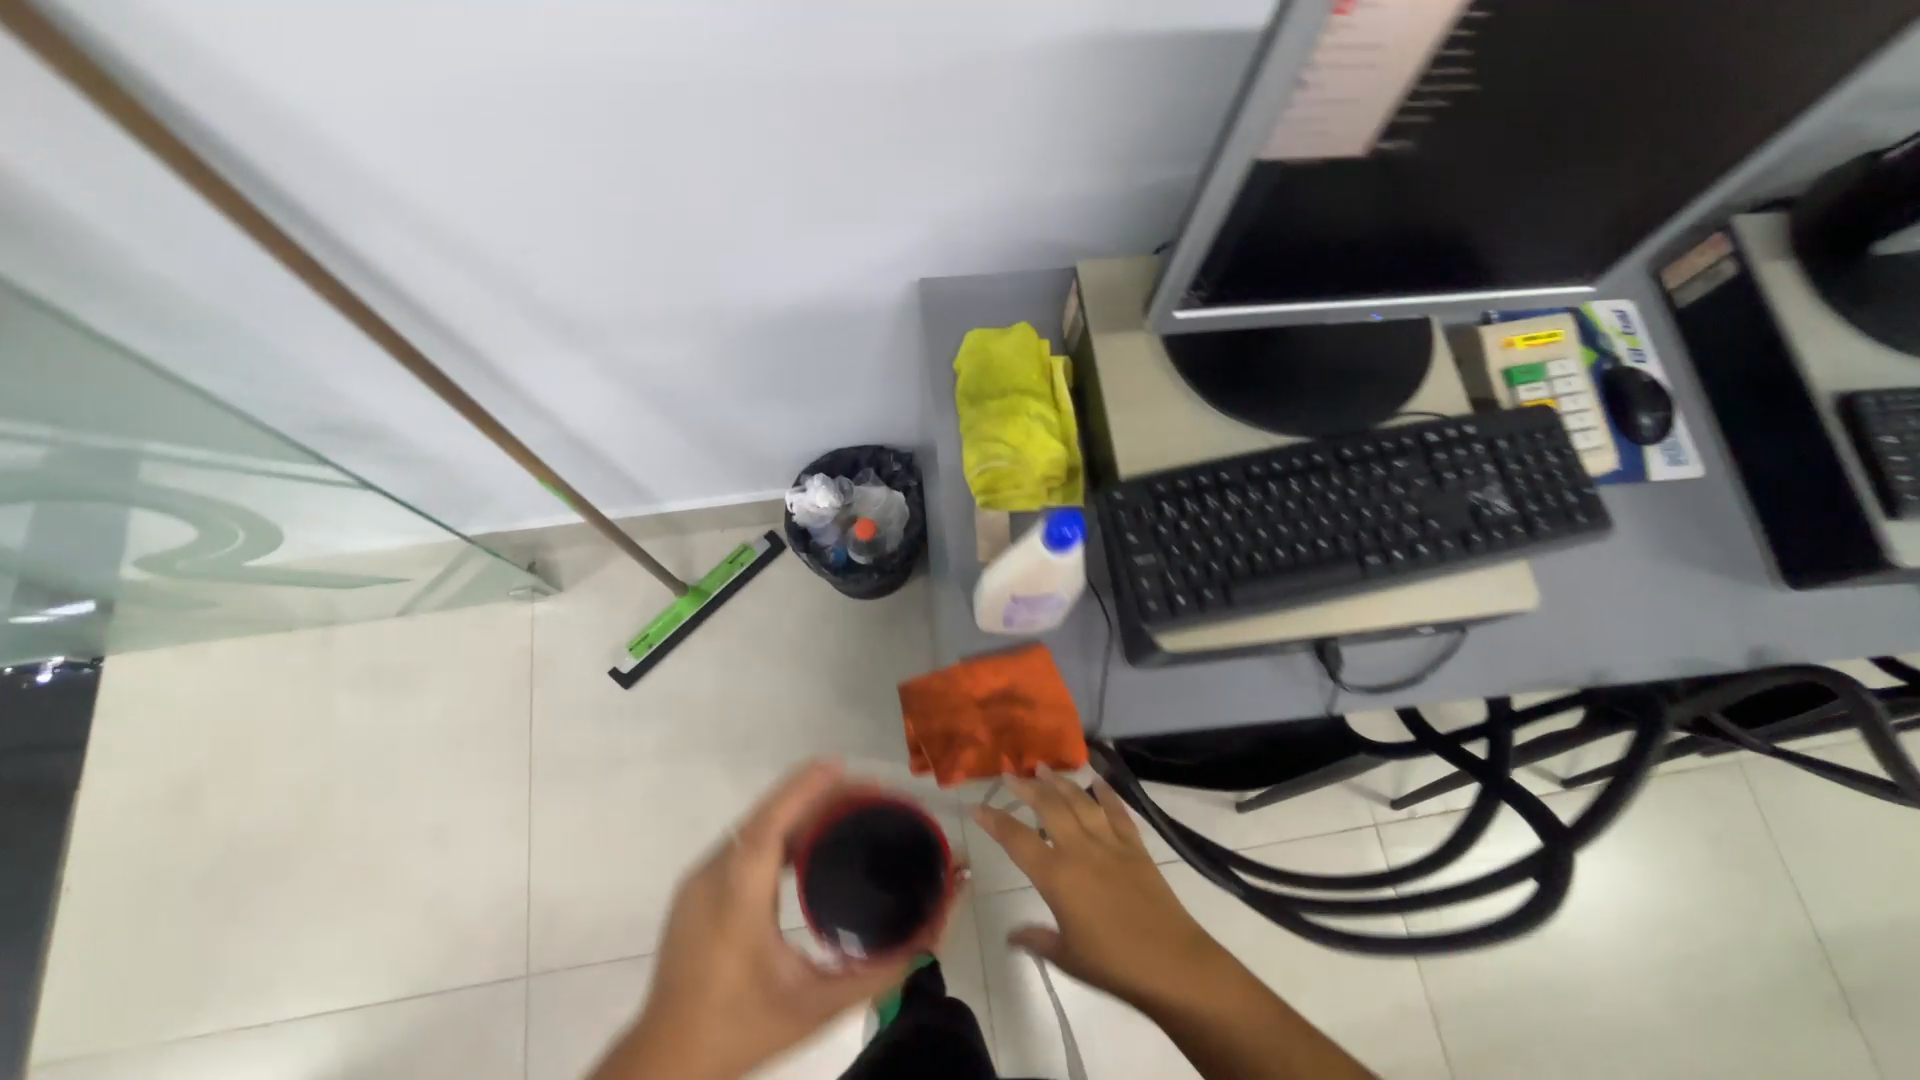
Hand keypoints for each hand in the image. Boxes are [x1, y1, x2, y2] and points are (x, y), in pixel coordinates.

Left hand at [601, 761, 915, 1079]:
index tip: (841, 766)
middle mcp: (712, 878)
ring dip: (797, 814)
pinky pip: (742, 847)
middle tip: (868, 796)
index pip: (769, 826)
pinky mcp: (695, 893)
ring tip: (847, 814)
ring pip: (752, 830)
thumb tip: (929, 939)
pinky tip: (807, 847)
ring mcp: (698, 883)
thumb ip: (877, 972)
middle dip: (815, 797)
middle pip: (766, 818)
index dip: (804, 790)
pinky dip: (778, 834)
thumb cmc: (741, 1030)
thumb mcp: (817, 1007)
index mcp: (737, 899)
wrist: (664, 1059)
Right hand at [971, 768, 1227, 1010]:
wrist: (1172, 963)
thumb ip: (1037, 939)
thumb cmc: (1113, 965)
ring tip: (1045, 767)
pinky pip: (1118, 812)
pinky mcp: (1137, 848)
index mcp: (1057, 877)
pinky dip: (1107, 794)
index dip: (994, 821)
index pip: (1017, 840)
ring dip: (1061, 783)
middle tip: (1011, 772)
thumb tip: (1012, 935)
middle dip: (1027, 787)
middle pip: (1049, 808)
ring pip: (1081, 803)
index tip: (976, 806)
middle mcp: (1080, 851)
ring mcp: (1111, 845)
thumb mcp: (1066, 957)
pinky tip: (1097, 781)